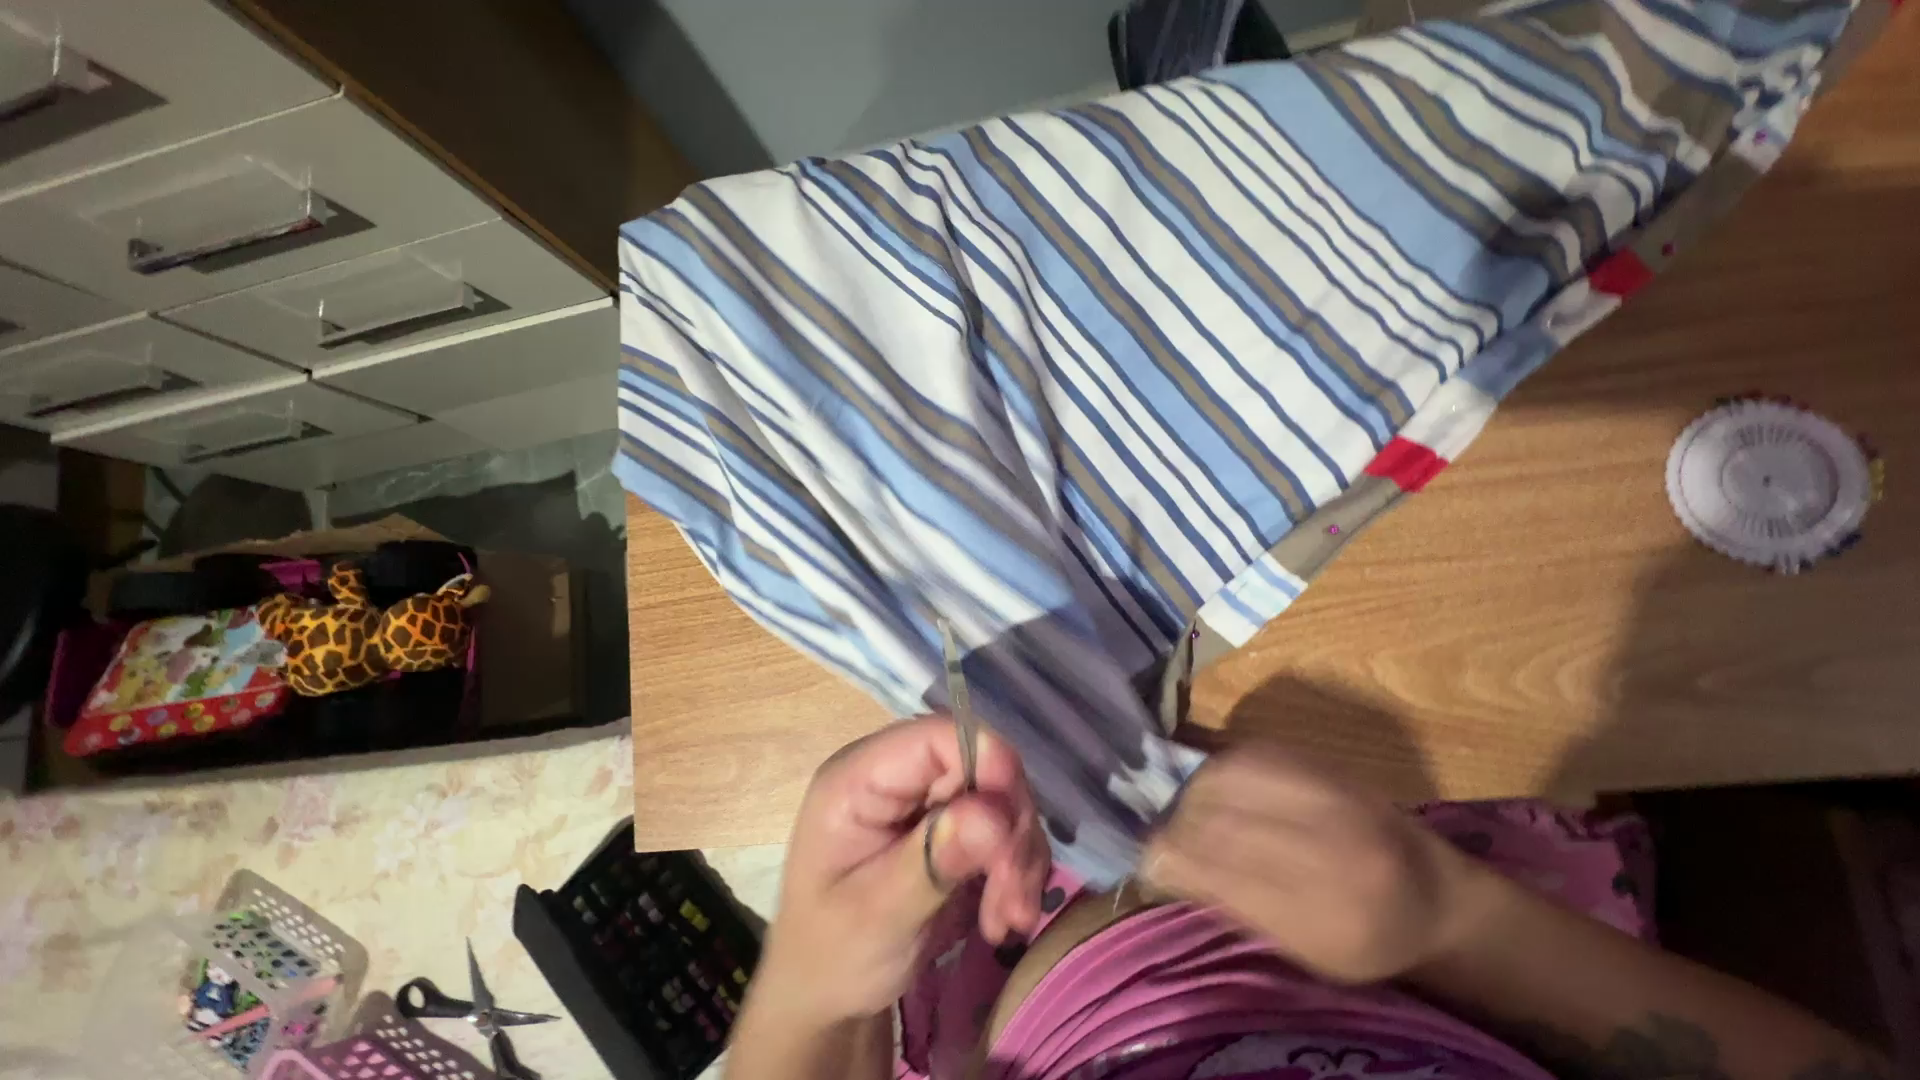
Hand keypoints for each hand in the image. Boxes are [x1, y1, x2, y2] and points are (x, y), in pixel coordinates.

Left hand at [754, 716, 1049, 1023]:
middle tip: (1013, 898)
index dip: (988, 764)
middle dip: (1009, 830)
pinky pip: (1003, 830)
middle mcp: (896, 777)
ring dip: (1018, 858)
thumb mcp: (875, 916)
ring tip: (1008, 919)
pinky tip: (1004, 918)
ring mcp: (925, 801)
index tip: (1013, 830)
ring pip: (1001, 800)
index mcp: (858, 779)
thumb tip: (992, 813)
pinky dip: (1016, 870)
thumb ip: (930, 860)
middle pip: (980, 766)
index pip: (935, 738)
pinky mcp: (951, 829)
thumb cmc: (832, 956)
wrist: (827, 998)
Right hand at [1143, 744, 1485, 983]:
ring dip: (1189, 792)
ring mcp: (1326, 793)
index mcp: (1323, 908)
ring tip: (1179, 809)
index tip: (1147, 860)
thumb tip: (1162, 863)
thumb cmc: (1366, 942)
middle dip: (1174, 823)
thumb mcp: (1304, 949)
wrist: (1438, 897)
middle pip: (1213, 815)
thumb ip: (1233, 902)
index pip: (1215, 866)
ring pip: (1223, 776)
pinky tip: (1206, 785)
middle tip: (1157, 834)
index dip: (1169, 857)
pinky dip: (1214, 769)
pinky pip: (1245, 754)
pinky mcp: (1320, 761)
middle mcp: (1329, 844)